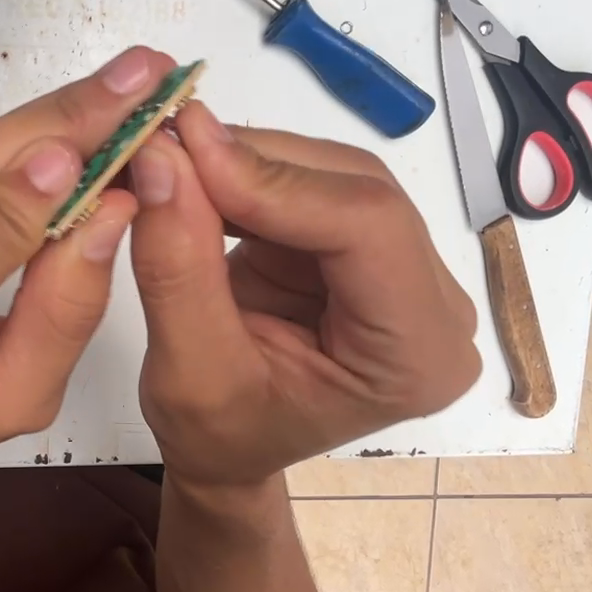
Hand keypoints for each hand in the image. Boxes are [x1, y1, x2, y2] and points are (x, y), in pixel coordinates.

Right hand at [128, 102, 480, 488]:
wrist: (230, 451)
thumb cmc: (216, 438)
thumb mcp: (187, 373)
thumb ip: (178, 270)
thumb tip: (162, 158)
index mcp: (415, 356)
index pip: (369, 231)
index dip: (276, 182)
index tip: (183, 148)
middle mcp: (430, 304)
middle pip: (355, 192)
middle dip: (254, 162)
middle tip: (165, 140)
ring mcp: (399, 271)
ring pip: (330, 177)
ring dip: (245, 159)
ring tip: (170, 155)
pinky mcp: (357, 249)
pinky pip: (304, 187)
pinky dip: (242, 175)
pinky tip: (194, 173)